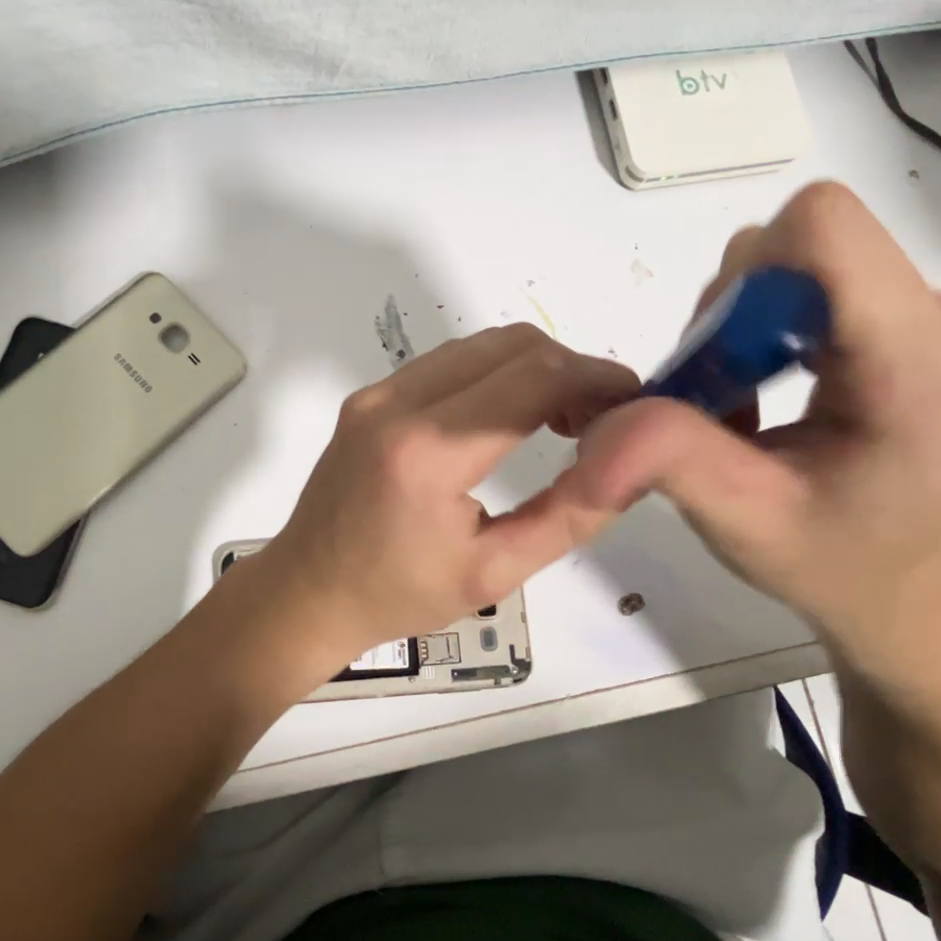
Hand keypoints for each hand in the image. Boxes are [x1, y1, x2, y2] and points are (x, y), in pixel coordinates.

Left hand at [247, 324, 639, 666]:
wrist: (308, 591)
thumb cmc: (400, 595)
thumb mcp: (494, 572)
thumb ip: (569, 515)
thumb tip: (632, 462)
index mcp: (428, 452)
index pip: (534, 378)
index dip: (595, 378)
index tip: (633, 401)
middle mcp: (398, 404)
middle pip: (510, 345)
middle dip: (570, 368)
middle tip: (599, 417)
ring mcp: (376, 394)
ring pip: (478, 345)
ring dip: (532, 366)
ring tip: (562, 418)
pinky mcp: (368, 396)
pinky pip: (447, 361)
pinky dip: (493, 373)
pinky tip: (510, 415)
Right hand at [567, 182, 940, 653]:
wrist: (905, 587)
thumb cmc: (831, 561)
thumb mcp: (739, 522)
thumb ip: (669, 456)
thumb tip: (597, 415)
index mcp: (923, 372)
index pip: (826, 231)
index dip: (744, 279)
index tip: (718, 360)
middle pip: (805, 249)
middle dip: (734, 314)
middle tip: (718, 397)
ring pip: (807, 260)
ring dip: (746, 322)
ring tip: (742, 398)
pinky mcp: (928, 316)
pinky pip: (823, 277)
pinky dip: (772, 325)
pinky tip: (771, 386)